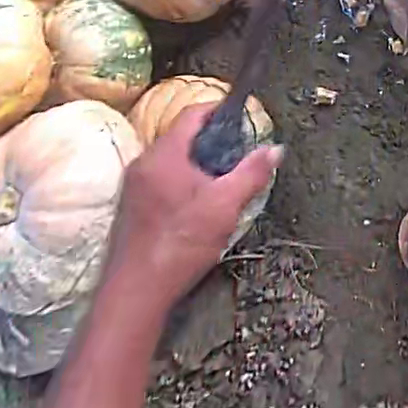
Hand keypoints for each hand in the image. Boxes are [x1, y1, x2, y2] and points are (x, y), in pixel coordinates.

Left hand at [103, 103, 283, 303]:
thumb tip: (275, 149)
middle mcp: (143, 164)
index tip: (243, 121)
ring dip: (200, 163)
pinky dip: (186, 181)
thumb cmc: (181, 244)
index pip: (193, 114)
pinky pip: (164, 178)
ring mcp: (134, 187)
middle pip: (184, 136)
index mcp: (164, 155)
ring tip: (225, 183)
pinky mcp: (132, 208)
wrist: (134, 296)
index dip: (220, 111)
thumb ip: (253, 172)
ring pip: (174, 159)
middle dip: (214, 142)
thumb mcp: (227, 205)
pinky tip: (202, 206)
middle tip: (239, 157)